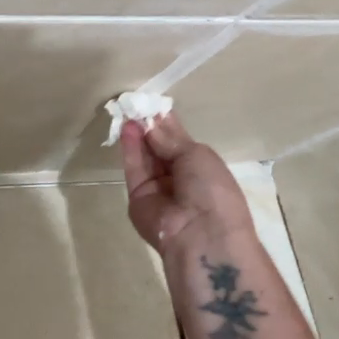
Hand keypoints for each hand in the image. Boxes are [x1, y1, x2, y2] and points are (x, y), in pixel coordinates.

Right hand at [118, 112, 256, 253]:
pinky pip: (133, 169)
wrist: (200, 235)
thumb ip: (170, 138)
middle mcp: (179, 177)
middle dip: (150, 126)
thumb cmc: (211, 190)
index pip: (179, 140)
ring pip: (145, 157)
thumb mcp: (197, 155)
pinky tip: (127, 129)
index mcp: (202, 168)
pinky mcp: (138, 196)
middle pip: (159, 147)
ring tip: (129, 111)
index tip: (154, 103)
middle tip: (136, 104)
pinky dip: (130, 149)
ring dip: (138, 134)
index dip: (167, 122)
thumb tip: (153, 121)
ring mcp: (158, 188)